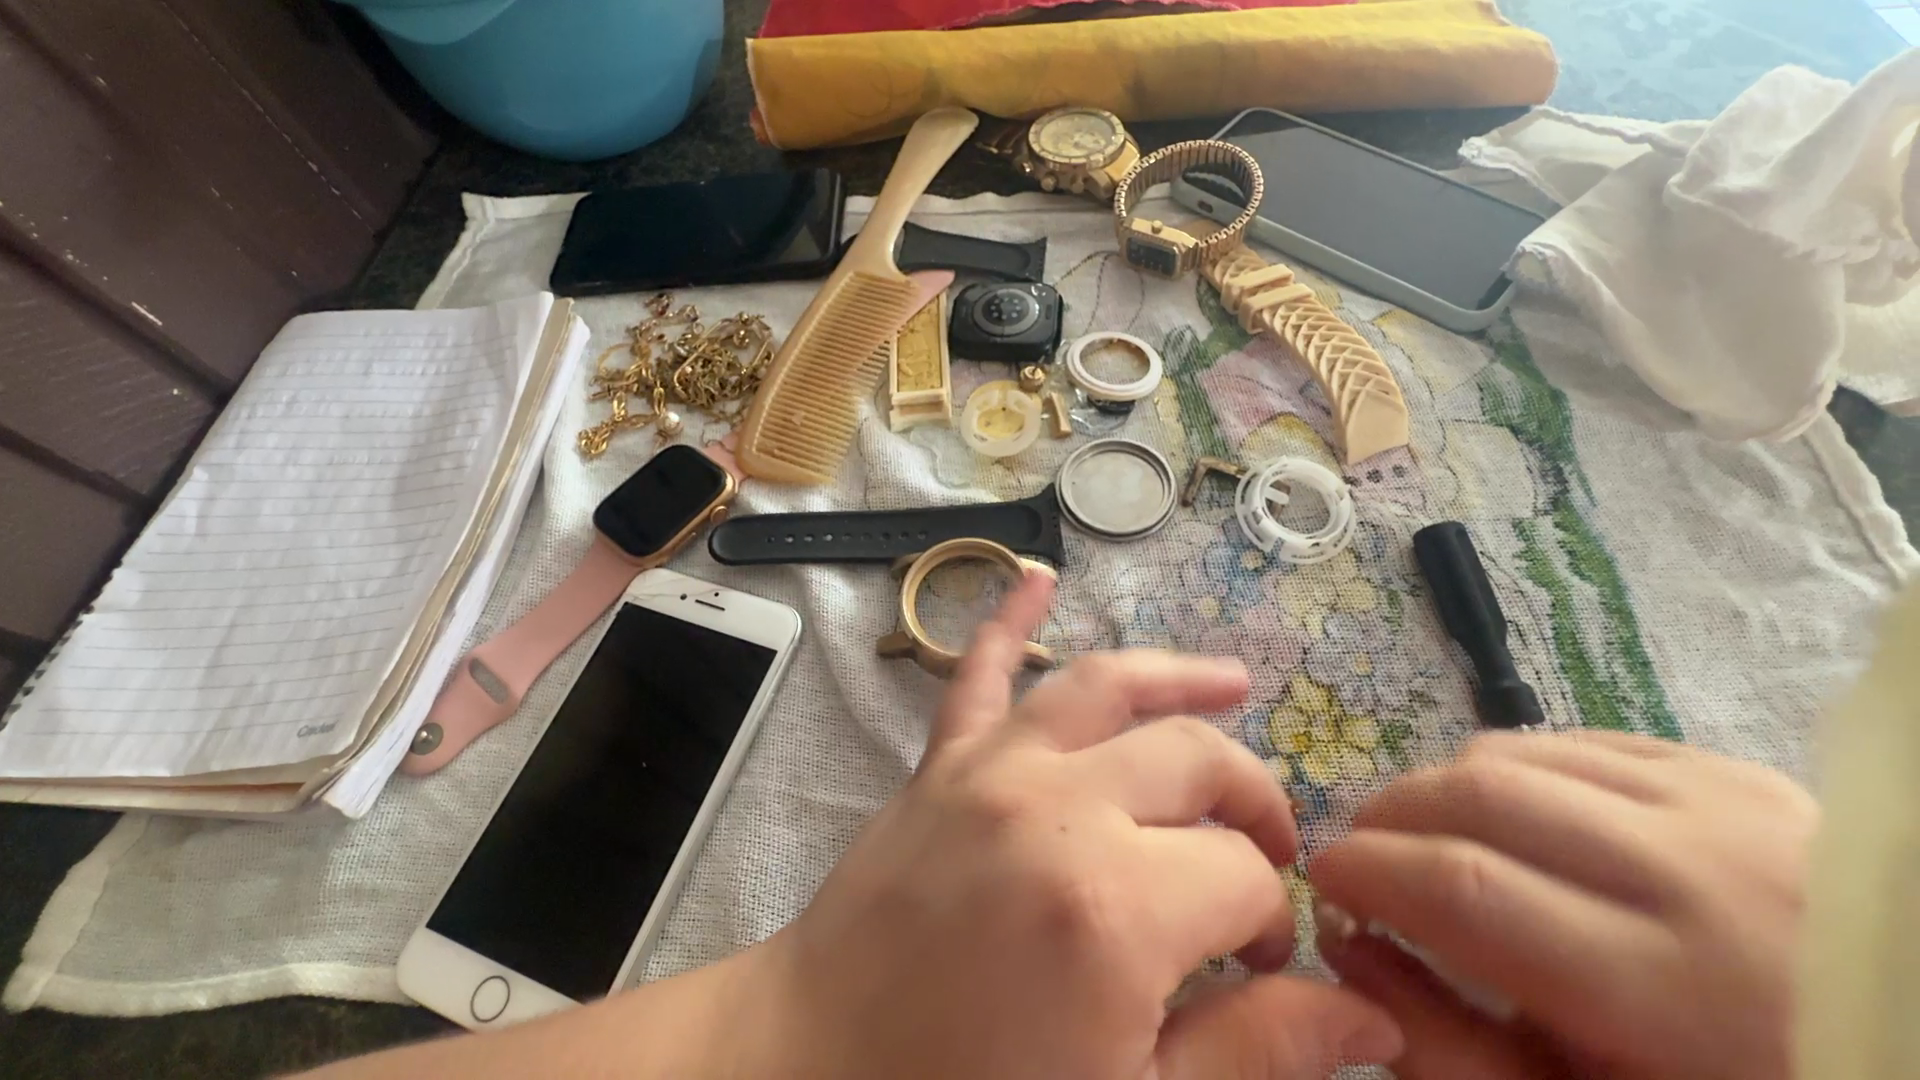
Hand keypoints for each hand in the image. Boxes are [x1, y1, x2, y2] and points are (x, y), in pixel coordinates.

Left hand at [754, 570, 1401, 1079]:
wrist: (818, 1064)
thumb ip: (1257, 1051)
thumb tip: (1375, 1020)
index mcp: (1116, 907)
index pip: (1244, 875)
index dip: (1270, 919)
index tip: (1259, 964)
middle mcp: (1059, 808)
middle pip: (1195, 763)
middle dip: (1252, 803)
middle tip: (1262, 856)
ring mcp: (992, 769)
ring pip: (1105, 687)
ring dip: (1176, 677)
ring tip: (1231, 680)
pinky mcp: (942, 763)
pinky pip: (977, 673)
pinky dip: (1007, 619)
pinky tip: (1036, 577)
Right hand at [1309, 731, 1817, 1079]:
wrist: (1900, 1058)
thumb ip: (1447, 1050)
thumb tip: (1350, 947)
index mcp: (1679, 991)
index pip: (1465, 884)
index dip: (1367, 871)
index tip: (1325, 883)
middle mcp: (1704, 872)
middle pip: (1479, 794)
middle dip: (1387, 816)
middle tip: (1362, 853)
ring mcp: (1729, 804)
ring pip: (1518, 753)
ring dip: (1439, 786)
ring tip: (1427, 833)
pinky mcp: (1737, 771)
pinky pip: (1575, 741)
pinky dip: (1510, 768)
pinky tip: (1511, 817)